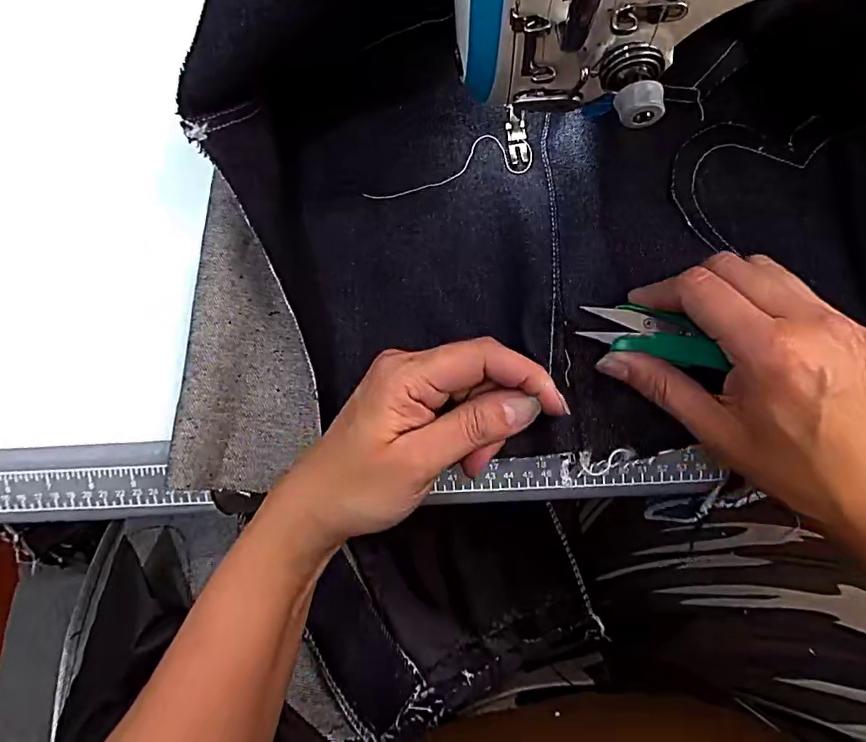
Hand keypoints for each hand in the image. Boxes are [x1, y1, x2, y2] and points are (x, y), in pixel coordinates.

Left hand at [266, 338, 568, 557]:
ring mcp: (410, 379)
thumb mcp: (420, 462)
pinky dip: (470, 428)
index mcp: (407, 372)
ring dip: (485, 425)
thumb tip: (525, 402)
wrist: (312, 510)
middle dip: (500, 410)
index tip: (553, 402)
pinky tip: (460, 454)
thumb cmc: (353, 489)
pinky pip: (458, 401)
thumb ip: (475, 426)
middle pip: (481, 371)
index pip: (483, 355)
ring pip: (474, 388)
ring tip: (470, 462)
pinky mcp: (413, 396)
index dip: (525, 374)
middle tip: (491, 454)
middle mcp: (410, 366)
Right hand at [596, 253, 865, 547]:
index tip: (641, 309)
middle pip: (729, 264)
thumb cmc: (813, 478)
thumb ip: (665, 387)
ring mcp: (835, 319)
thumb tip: (621, 362)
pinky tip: (758, 339)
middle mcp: (806, 322)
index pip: (700, 288)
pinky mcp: (852, 325)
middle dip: (690, 284)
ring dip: (728, 286)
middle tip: (672, 320)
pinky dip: (764, 300)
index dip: (660, 294)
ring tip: (715, 330)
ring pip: (764, 269)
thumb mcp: (723, 436)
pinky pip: (797, 290)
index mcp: (770, 350)